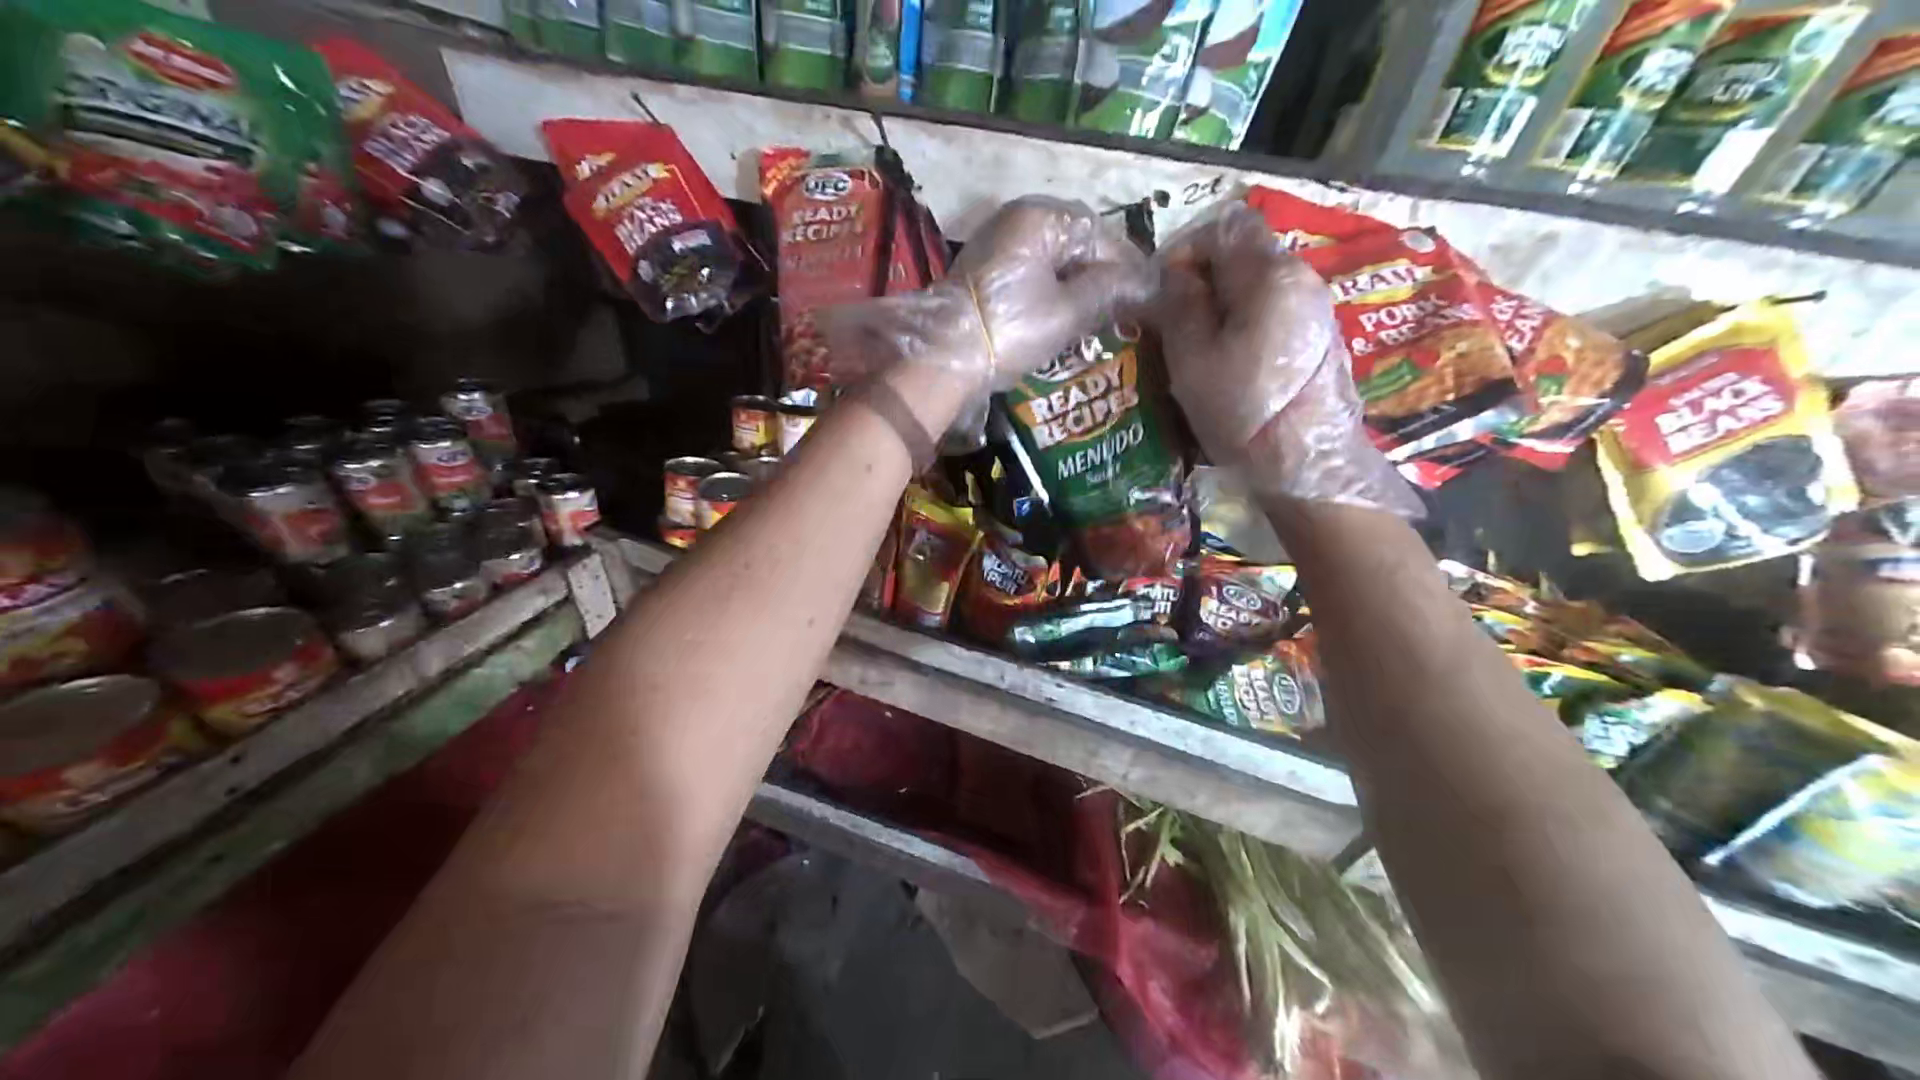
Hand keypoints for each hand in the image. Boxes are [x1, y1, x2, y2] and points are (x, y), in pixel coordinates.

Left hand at [818, 196, 1151, 395]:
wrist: (943, 358)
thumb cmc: (1010, 331)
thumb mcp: (1067, 312)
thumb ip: (1108, 289)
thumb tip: (1142, 280)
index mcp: (1040, 217)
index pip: (1098, 232)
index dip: (1124, 263)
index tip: (1143, 291)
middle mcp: (1017, 218)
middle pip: (1073, 240)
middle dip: (1099, 272)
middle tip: (1120, 305)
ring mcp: (996, 240)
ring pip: (1051, 255)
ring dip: (1075, 280)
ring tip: (1096, 313)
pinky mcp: (984, 266)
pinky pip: (1030, 267)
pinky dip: (1050, 286)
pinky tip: (1062, 312)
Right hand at [1151, 203, 1421, 517]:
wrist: (1306, 466)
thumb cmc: (1242, 410)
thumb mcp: (1193, 358)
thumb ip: (1181, 306)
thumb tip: (1174, 273)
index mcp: (1270, 276)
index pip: (1225, 226)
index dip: (1186, 247)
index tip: (1161, 286)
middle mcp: (1301, 278)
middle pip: (1243, 253)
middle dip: (1202, 277)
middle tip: (1172, 318)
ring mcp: (1315, 308)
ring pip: (1256, 283)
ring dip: (1221, 301)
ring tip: (1194, 341)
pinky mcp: (1317, 336)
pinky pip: (1272, 309)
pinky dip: (1243, 319)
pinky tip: (1226, 357)